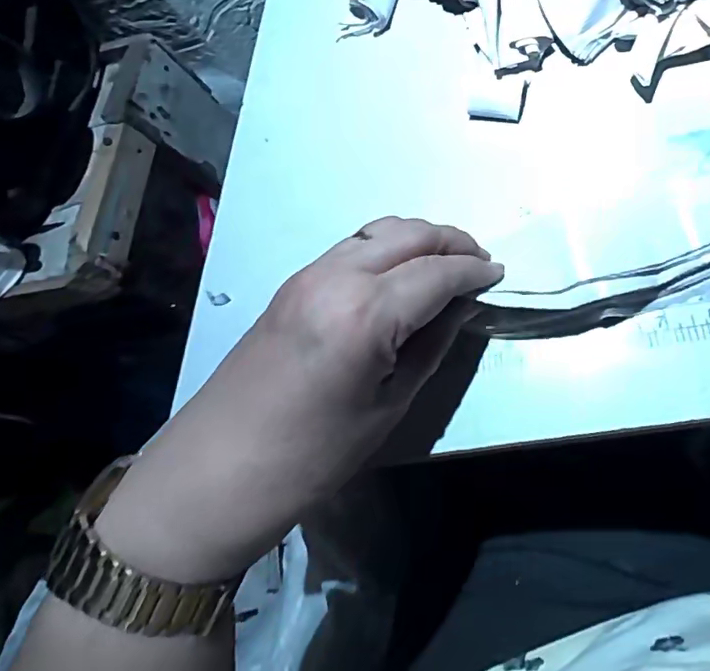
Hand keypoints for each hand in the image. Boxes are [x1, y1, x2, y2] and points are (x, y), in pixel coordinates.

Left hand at [92, 218, 502, 582]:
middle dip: (454, 242)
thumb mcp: (389, 405)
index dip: (475, 271)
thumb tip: (463, 304)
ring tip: (448, 262)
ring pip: (382, 230)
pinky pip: (356, 244)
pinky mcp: (294, 282)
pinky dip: (390, 245)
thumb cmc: (310, 458)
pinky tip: (404, 269)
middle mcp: (337, 277)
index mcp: (365, 313)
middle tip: (481, 262)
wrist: (208, 480)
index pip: (439, 271)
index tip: (500, 276)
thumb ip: (432, 342)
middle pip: (412, 234)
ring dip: (422, 238)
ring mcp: (310, 274)